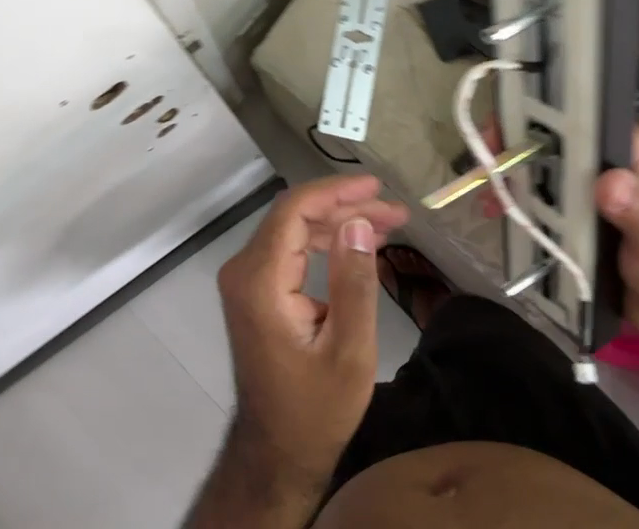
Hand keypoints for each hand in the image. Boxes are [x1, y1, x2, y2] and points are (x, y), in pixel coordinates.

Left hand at [215, 175, 407, 480]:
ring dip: (337, 223)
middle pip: (293, 217)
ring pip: (292, 231)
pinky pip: (288, 251)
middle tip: (396, 211)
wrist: (277, 450)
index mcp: (259, 281)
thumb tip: (358, 223)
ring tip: (388, 223)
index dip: (336, 191)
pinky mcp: (254, 292)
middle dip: (345, 207)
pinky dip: (322, 242)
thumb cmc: (316, 409)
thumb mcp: (349, 350)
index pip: (293, 211)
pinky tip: (358, 244)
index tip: (377, 187)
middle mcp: (243, 271)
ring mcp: (245, 281)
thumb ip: (353, 282)